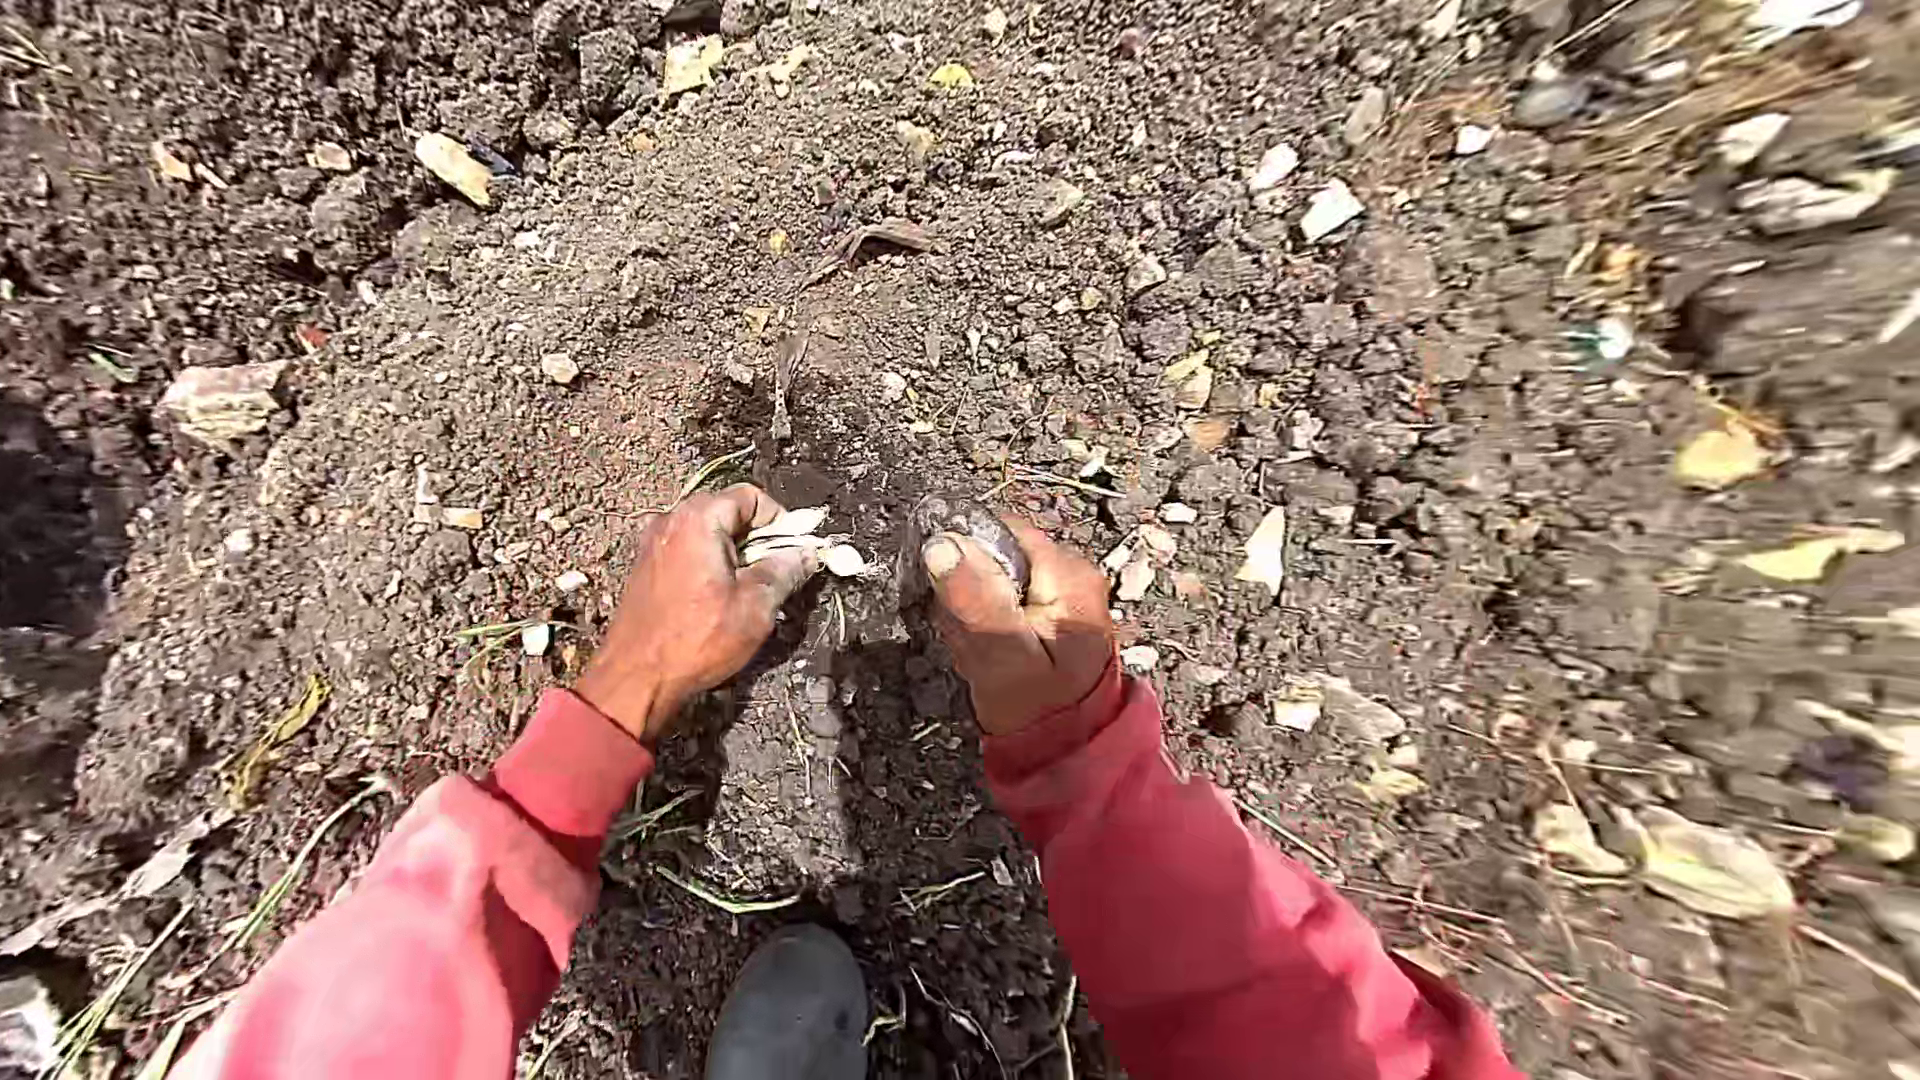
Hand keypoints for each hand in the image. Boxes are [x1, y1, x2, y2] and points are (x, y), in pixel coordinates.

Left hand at [576, 485, 817, 744]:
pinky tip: (725, 598)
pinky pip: (692, 551)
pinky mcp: (649, 568)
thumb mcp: (757, 604)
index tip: (794, 550)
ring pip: (712, 533)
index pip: (751, 496)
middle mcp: (671, 522)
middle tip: (780, 571)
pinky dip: (716, 564)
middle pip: (730, 512)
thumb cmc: (696, 640)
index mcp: (697, 521)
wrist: (635, 681)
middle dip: (762, 538)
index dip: (780, 520)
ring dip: (740, 553)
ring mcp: (655, 545)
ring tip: (754, 590)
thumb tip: (807, 553)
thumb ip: (786, 569)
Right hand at [922, 521, 1113, 735]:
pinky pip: (1001, 600)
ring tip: (979, 649)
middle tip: (969, 635)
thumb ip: (975, 601)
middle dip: (968, 592)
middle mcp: (1070, 574)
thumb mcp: (1003, 657)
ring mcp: (1060, 593)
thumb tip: (941, 545)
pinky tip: (988, 652)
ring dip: (973, 611)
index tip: (948, 593)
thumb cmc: (1040, 711)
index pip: (1000, 532)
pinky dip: (985, 623)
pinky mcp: (1048, 611)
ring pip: (993, 578)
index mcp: (1069, 575)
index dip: (965, 556)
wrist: (1067, 753)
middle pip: (996, 555)